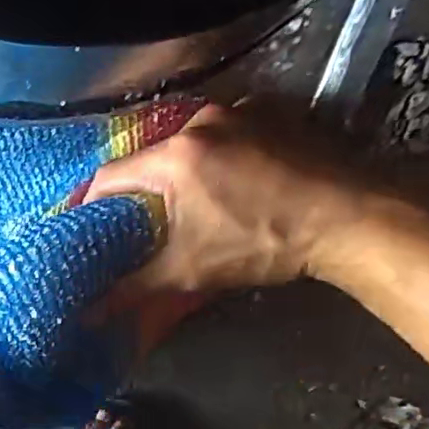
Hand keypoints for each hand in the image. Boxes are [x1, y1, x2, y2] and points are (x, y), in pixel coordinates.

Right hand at [82, 102, 373, 331]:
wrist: (348, 219)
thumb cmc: (261, 244)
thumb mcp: (188, 271)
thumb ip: (132, 288)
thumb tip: (89, 313)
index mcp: (173, 158)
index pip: (108, 177)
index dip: (87, 204)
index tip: (81, 229)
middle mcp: (197, 124)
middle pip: (143, 160)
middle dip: (129, 193)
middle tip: (122, 226)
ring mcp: (234, 115)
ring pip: (178, 148)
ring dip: (166, 177)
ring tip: (167, 210)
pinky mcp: (263, 117)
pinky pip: (213, 138)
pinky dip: (201, 161)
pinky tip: (210, 189)